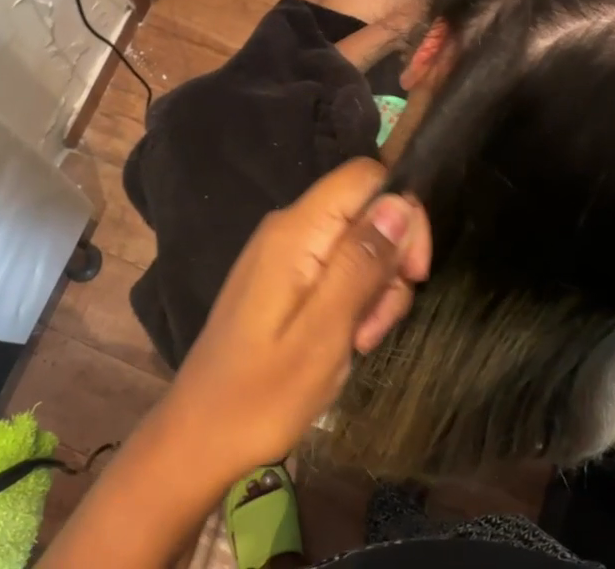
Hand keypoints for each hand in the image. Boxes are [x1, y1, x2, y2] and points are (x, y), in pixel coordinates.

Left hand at [157, 159, 429, 474]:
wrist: (200, 437)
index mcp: (296, 231)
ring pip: (357, 245)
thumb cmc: (263, 394)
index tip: (414, 273)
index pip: (366, 176)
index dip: (402, 213)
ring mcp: (283, 254)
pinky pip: (335, 270)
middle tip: (377, 326)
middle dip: (389, 264)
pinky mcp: (282, 279)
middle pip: (365, 213)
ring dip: (374, 292)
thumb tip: (400, 200)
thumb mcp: (324, 332)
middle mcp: (289, 228)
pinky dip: (352, 302)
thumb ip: (361, 262)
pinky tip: (343, 342)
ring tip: (356, 343)